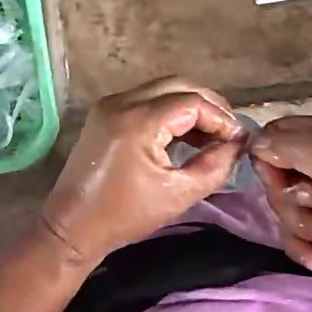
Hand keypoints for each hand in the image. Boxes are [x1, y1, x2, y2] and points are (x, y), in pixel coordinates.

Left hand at [40, 77, 246, 268]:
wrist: (73, 226)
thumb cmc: (126, 215)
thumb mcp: (180, 193)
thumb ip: (215, 165)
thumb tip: (237, 145)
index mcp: (138, 121)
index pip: (191, 102)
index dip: (221, 118)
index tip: (239, 139)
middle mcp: (121, 102)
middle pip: (177, 85)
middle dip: (209, 104)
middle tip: (230, 130)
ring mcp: (109, 105)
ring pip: (160, 90)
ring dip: (189, 105)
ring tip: (213, 133)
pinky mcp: (104, 113)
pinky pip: (144, 100)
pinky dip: (168, 110)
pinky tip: (186, 133)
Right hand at [250, 115, 311, 290]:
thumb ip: (294, 149)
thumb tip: (254, 142)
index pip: (277, 134)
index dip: (269, 157)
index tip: (278, 179)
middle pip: (276, 173)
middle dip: (289, 197)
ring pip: (284, 205)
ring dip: (303, 224)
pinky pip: (296, 232)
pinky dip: (303, 246)